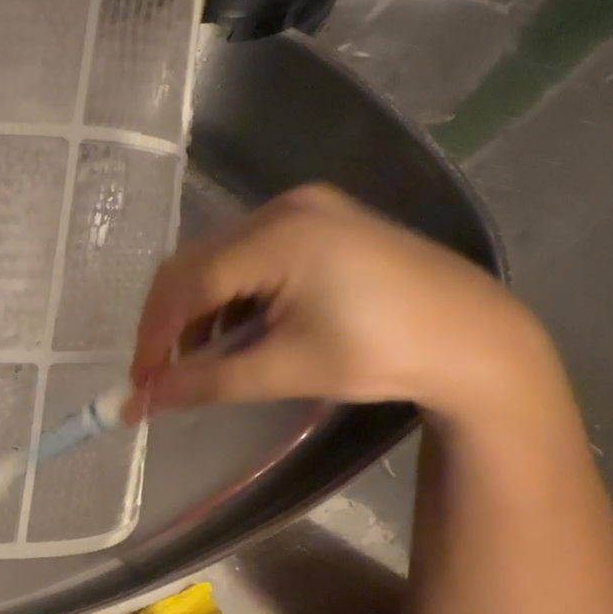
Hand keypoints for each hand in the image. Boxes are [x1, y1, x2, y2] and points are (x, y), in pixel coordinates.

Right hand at [131, 184, 561, 425]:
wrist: (477, 339)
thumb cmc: (381, 353)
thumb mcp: (281, 371)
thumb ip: (200, 384)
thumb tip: (135, 405)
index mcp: (279, 236)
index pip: (186, 287)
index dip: (152, 338)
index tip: (138, 384)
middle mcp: (284, 209)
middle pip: (192, 266)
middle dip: (165, 323)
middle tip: (157, 373)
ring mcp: (304, 210)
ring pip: (213, 260)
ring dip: (192, 311)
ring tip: (193, 359)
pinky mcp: (318, 222)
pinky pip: (243, 256)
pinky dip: (224, 296)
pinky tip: (230, 331)